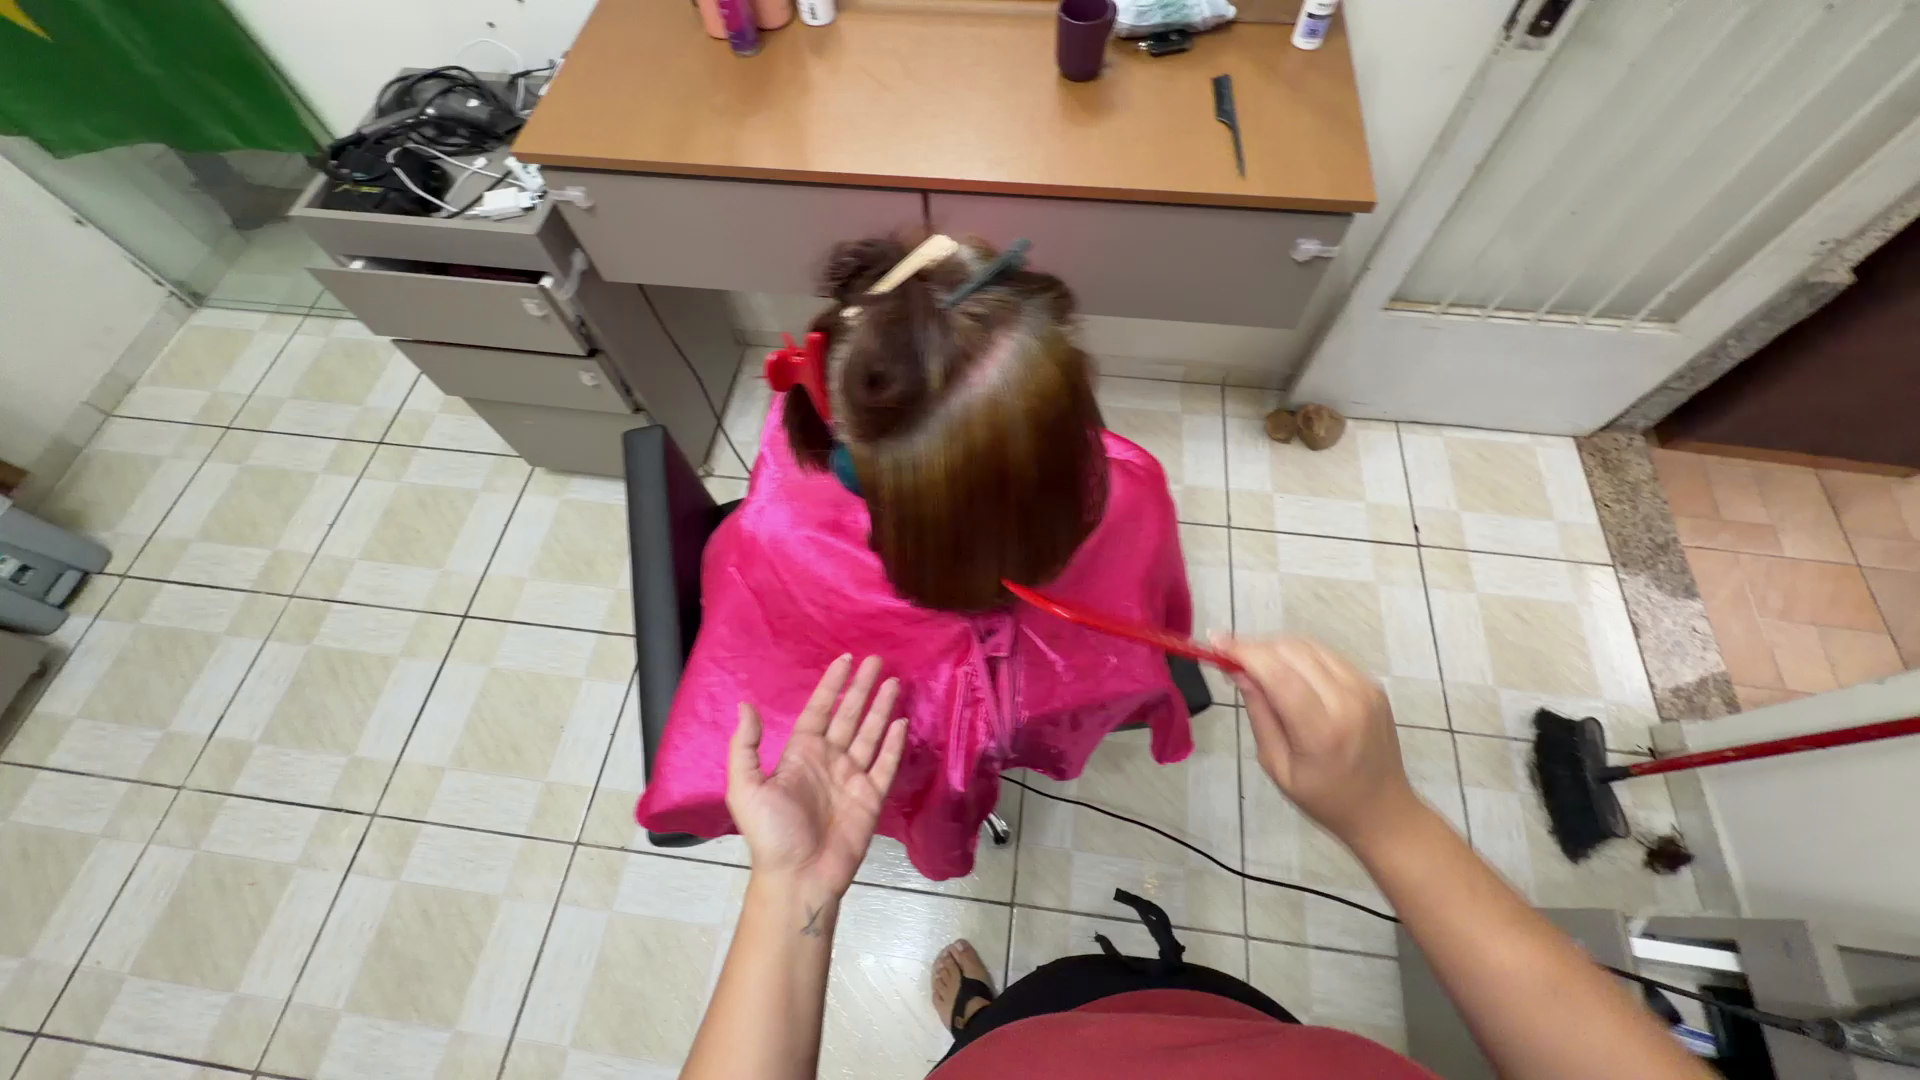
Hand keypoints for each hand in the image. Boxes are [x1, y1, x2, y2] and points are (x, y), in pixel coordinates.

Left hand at [727, 655, 908, 897]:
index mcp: (801, 753)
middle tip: (877, 660)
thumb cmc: (771, 833)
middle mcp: (829, 759)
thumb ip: (746, 746)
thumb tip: (744, 705)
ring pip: (871, 733)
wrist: (799, 877)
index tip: (845, 659)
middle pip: (850, 715)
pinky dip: (894, 743)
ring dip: (881, 708)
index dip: (832, 685)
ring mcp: (852, 777)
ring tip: (893, 681)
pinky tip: (901, 722)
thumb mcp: (746, 788)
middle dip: (862, 687)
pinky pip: (885, 763)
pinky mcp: (871, 796)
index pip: (820, 709)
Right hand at [1220, 635, 1423, 849]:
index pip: (1277, 674)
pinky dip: (1299, 654)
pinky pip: (1327, 656)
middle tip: (1230, 654)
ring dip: (1276, 647)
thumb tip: (1238, 672)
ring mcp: (1364, 689)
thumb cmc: (1323, 798)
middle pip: (1292, 652)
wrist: (1383, 810)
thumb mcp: (1277, 765)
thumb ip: (1259, 714)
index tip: (1215, 642)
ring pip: (1309, 646)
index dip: (1243, 652)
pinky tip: (1285, 668)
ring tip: (1254, 661)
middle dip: (1255, 647)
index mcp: (1320, 730)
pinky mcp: (1372, 685)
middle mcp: (1347, 701)